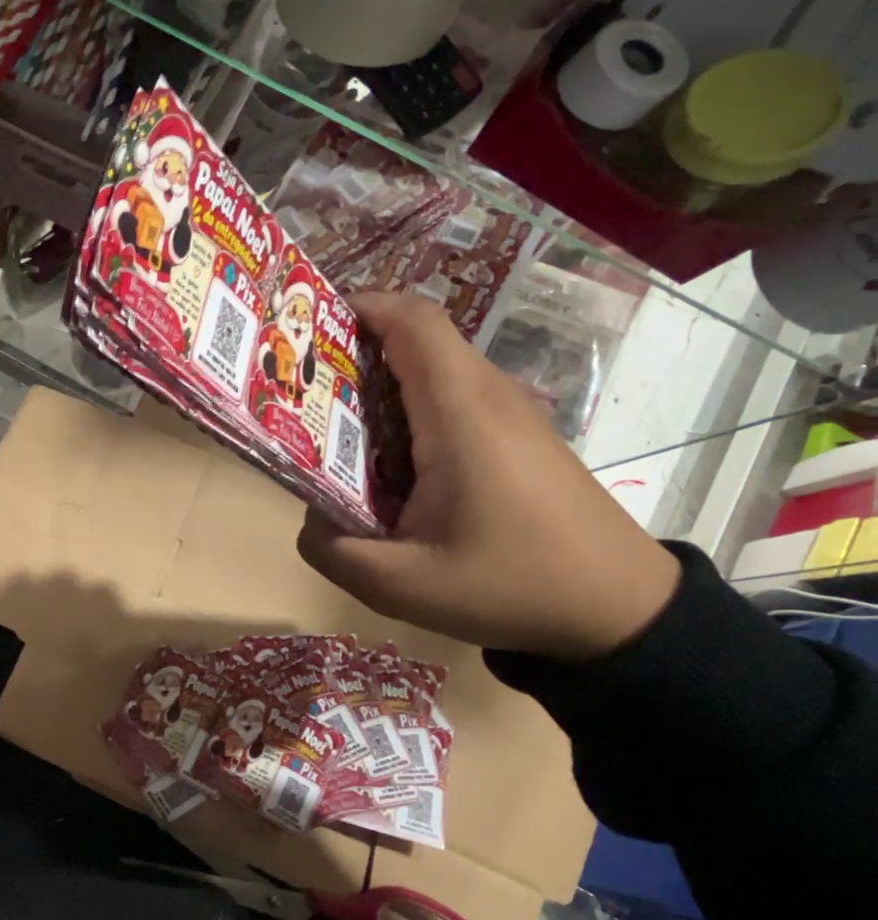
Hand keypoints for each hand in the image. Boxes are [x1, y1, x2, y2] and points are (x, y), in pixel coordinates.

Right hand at [296, 293, 679, 659]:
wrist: (619, 610)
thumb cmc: (511, 587)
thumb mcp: (398, 586)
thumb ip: (331, 549)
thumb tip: (312, 518)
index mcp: (461, 417)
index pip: (413, 323)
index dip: (358, 308)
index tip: (306, 327)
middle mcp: (489, 399)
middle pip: (418, 341)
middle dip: (353, 347)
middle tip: (299, 384)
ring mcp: (510, 416)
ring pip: (434, 371)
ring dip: (378, 383)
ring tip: (329, 423)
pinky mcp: (519, 438)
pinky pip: (452, 400)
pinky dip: (407, 410)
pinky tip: (382, 461)